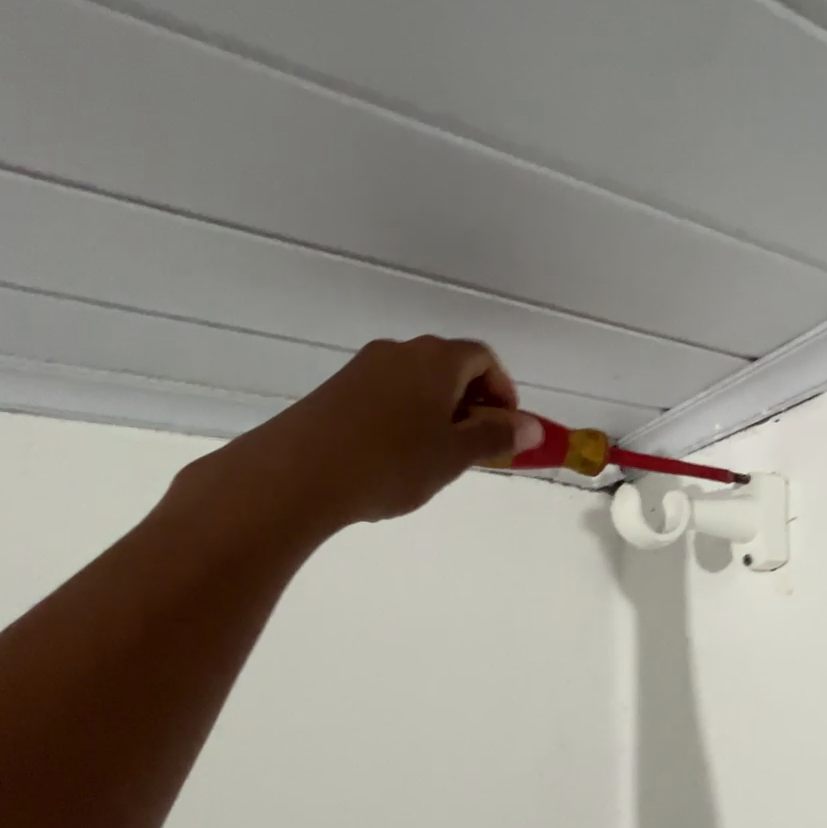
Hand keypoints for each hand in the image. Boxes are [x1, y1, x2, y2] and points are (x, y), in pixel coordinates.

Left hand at [176, 336, 544, 539]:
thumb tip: (532, 427)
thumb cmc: (390, 462)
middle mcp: (401, 351)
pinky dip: (403, 417)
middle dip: (471, 403)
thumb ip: (497, 437)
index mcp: (437, 358)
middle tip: (474, 446)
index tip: (506, 429)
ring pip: (416, 382)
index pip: (484, 358)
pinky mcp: (334, 390)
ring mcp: (362, 368)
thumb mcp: (454, 455)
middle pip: (449, 367)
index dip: (503, 391)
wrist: (294, 475)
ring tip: (433, 457)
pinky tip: (392, 457)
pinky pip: (385, 395)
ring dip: (436, 412)